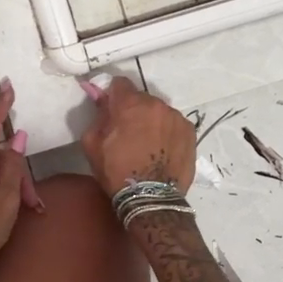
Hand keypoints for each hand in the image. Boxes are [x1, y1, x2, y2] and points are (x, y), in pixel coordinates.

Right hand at [81, 76, 194, 197]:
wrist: (151, 199)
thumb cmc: (116, 171)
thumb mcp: (92, 142)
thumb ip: (98, 115)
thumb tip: (102, 100)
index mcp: (130, 104)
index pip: (119, 83)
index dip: (112, 94)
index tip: (110, 106)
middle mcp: (156, 104)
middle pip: (140, 98)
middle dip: (133, 108)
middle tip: (128, 130)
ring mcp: (176, 117)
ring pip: (158, 111)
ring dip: (151, 120)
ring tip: (147, 143)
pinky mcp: (190, 132)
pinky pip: (173, 123)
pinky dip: (166, 131)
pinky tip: (161, 149)